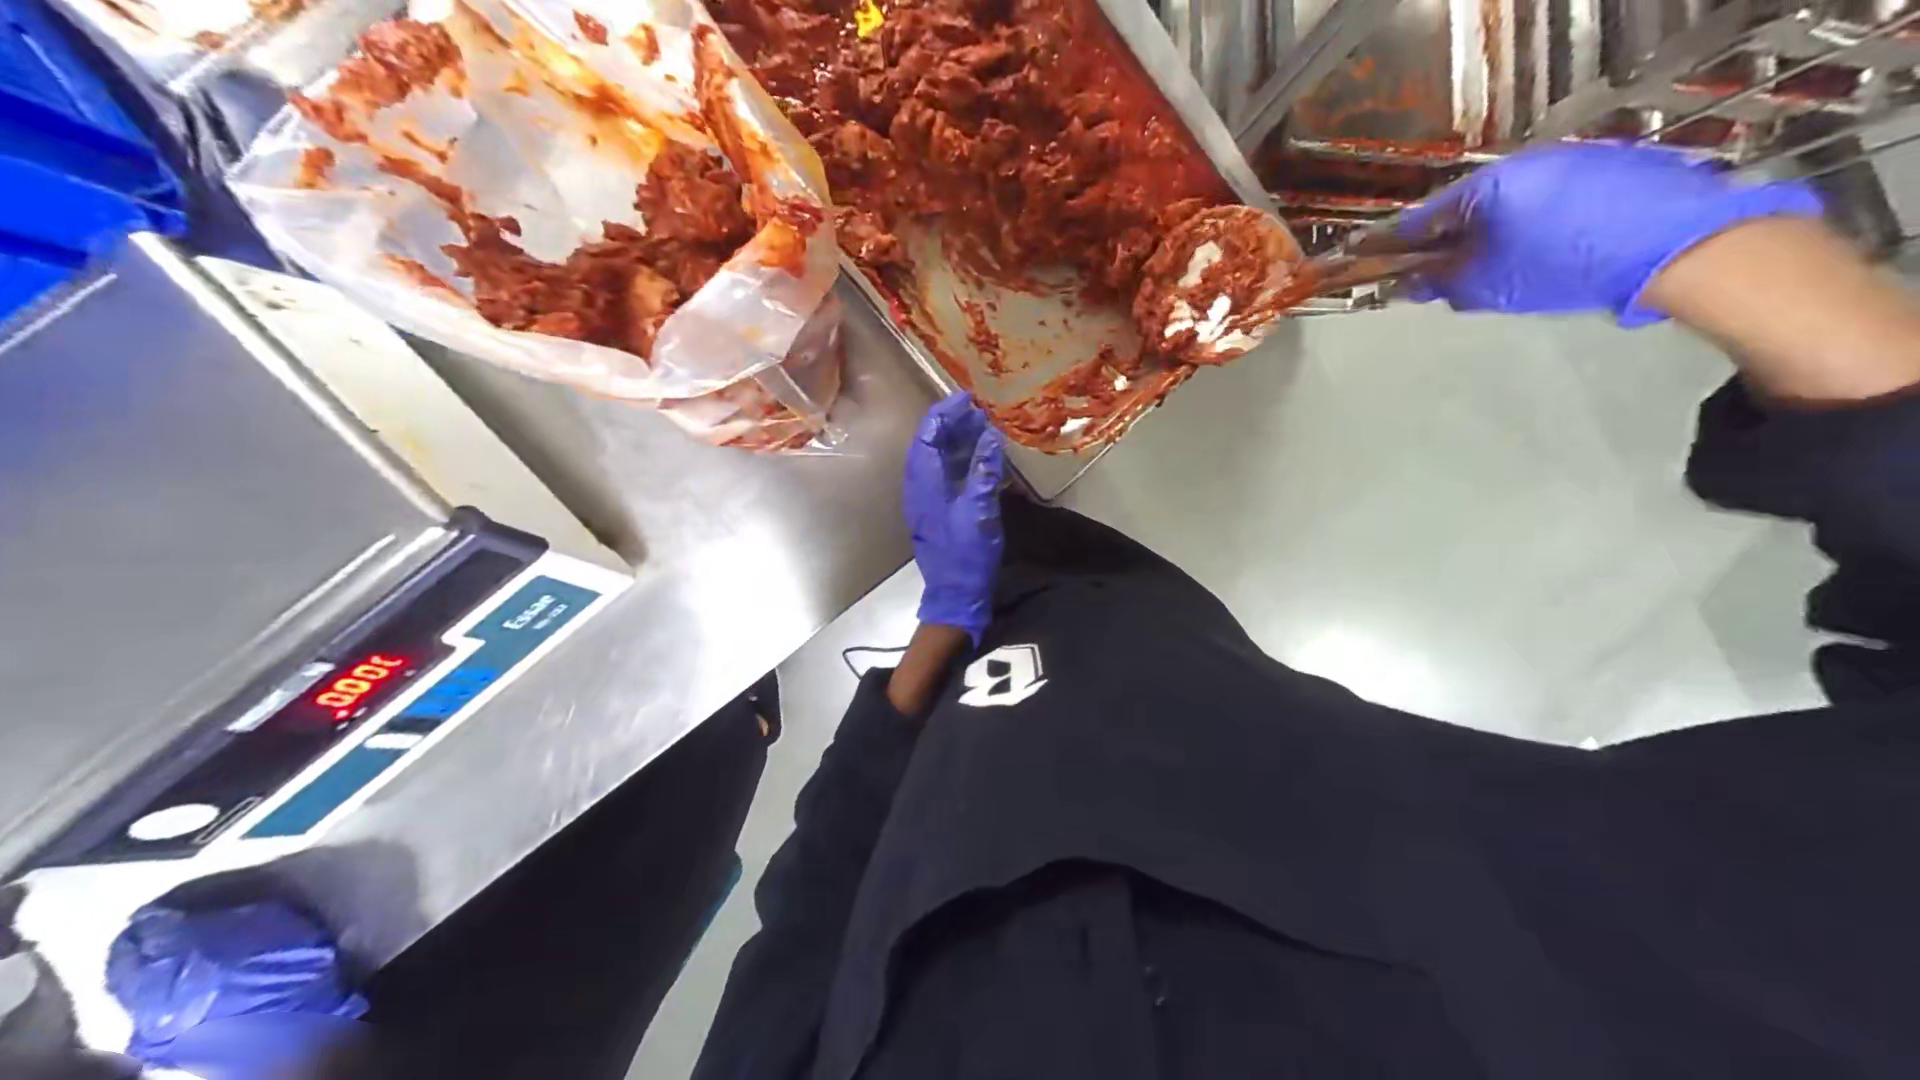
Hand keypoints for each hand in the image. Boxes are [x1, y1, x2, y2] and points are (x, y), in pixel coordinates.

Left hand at [903, 392, 1005, 643]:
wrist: (956, 593)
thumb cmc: (966, 553)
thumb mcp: (980, 511)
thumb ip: (984, 471)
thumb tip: (991, 436)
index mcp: (924, 482)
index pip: (927, 434)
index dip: (945, 412)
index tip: (969, 399)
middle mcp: (919, 486)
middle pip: (930, 443)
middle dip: (953, 424)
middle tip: (981, 413)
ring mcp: (926, 499)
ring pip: (938, 459)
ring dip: (958, 441)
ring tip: (984, 429)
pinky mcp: (936, 510)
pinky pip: (945, 475)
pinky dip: (961, 461)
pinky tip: (981, 460)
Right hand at [1399, 142, 1822, 324]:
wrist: (1676, 245)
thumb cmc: (1562, 266)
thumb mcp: (1487, 285)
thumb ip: (1440, 283)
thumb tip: (1408, 284)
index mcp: (1487, 186)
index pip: (1422, 217)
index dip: (1395, 244)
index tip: (1374, 260)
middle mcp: (1525, 163)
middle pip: (1467, 207)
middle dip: (1449, 239)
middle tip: (1439, 273)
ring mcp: (1571, 160)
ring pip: (1508, 202)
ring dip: (1491, 231)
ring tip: (1493, 265)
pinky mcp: (1610, 168)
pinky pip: (1548, 198)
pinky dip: (1531, 223)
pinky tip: (1542, 250)